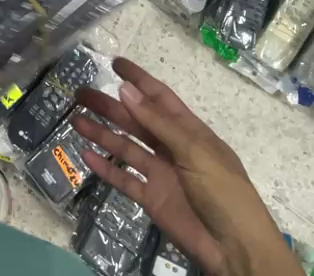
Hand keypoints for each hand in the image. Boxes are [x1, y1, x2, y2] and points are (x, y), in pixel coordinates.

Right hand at [72, 59, 300, 275]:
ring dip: (101, 132)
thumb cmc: (225, 193)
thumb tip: (125, 89)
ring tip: (75, 120)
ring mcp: (161, 174)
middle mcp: (172, 148)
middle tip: (81, 93)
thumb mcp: (195, 151)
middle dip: (109, 105)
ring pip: (125, 146)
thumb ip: (158, 122)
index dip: (138, 80)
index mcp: (189, 132)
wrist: (237, 251)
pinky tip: (86, 156)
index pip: (159, 98)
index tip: (114, 63)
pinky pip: (124, 179)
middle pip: (136, 120)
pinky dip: (105, 168)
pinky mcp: (152, 198)